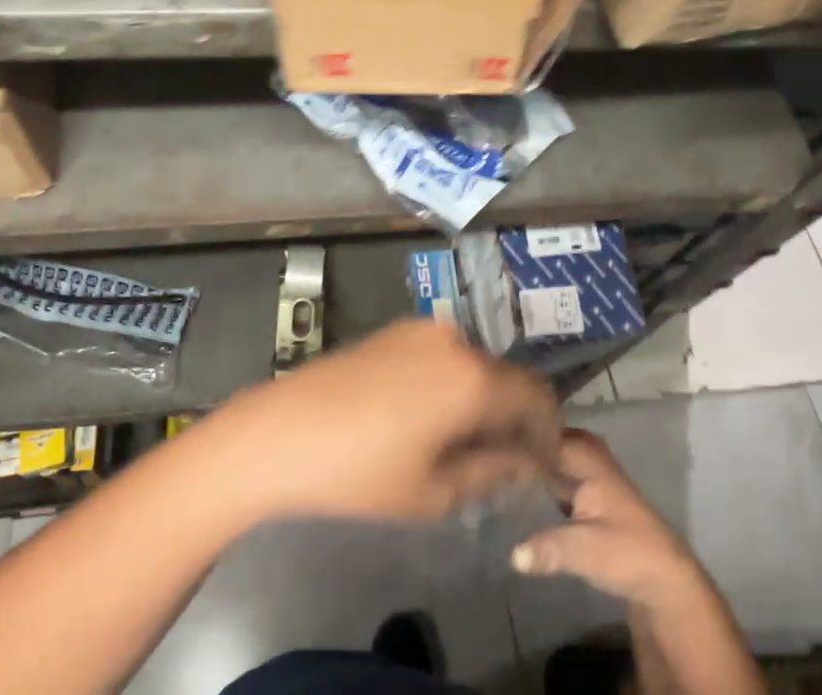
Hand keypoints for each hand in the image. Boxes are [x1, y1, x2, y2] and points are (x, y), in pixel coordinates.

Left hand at [198, 319, 563, 522]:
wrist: (272, 436)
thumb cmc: (356, 473)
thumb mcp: (432, 491)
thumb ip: (491, 473)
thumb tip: (524, 462)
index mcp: (472, 377)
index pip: (537, 397)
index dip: (549, 432)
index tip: (545, 464)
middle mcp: (451, 341)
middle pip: (504, 378)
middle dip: (513, 418)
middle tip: (506, 462)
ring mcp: (416, 331)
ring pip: (470, 366)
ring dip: (480, 402)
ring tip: (463, 447)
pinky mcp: (387, 334)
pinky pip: (439, 358)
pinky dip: (449, 386)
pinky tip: (428, 422)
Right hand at [511, 429, 705, 611]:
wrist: (667, 584)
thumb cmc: (630, 555)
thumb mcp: (585, 550)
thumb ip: (547, 548)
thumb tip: (512, 555)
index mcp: (593, 466)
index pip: (555, 436)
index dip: (525, 433)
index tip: (493, 435)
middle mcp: (595, 468)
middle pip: (561, 441)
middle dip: (534, 440)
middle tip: (501, 445)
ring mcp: (597, 486)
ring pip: (564, 460)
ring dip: (540, 459)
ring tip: (504, 462)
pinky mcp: (595, 506)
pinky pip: (565, 481)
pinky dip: (547, 480)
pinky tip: (525, 489)